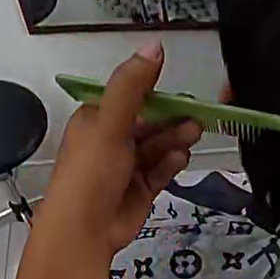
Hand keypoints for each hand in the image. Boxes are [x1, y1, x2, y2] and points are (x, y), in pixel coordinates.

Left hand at [39, 43, 199, 255]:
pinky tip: (179, 159)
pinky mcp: (141, 190)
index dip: (156, 93)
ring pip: (158, 146)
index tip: (179, 92)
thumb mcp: (111, 122)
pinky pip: (161, 170)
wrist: (84, 230)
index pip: (131, 98)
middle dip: (172, 120)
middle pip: (150, 123)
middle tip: (195, 117)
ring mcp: (127, 167)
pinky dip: (171, 163)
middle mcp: (112, 141)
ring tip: (193, 135)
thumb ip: (133, 85)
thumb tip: (153, 47)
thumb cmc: (89, 175)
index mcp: (97, 119)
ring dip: (175, 140)